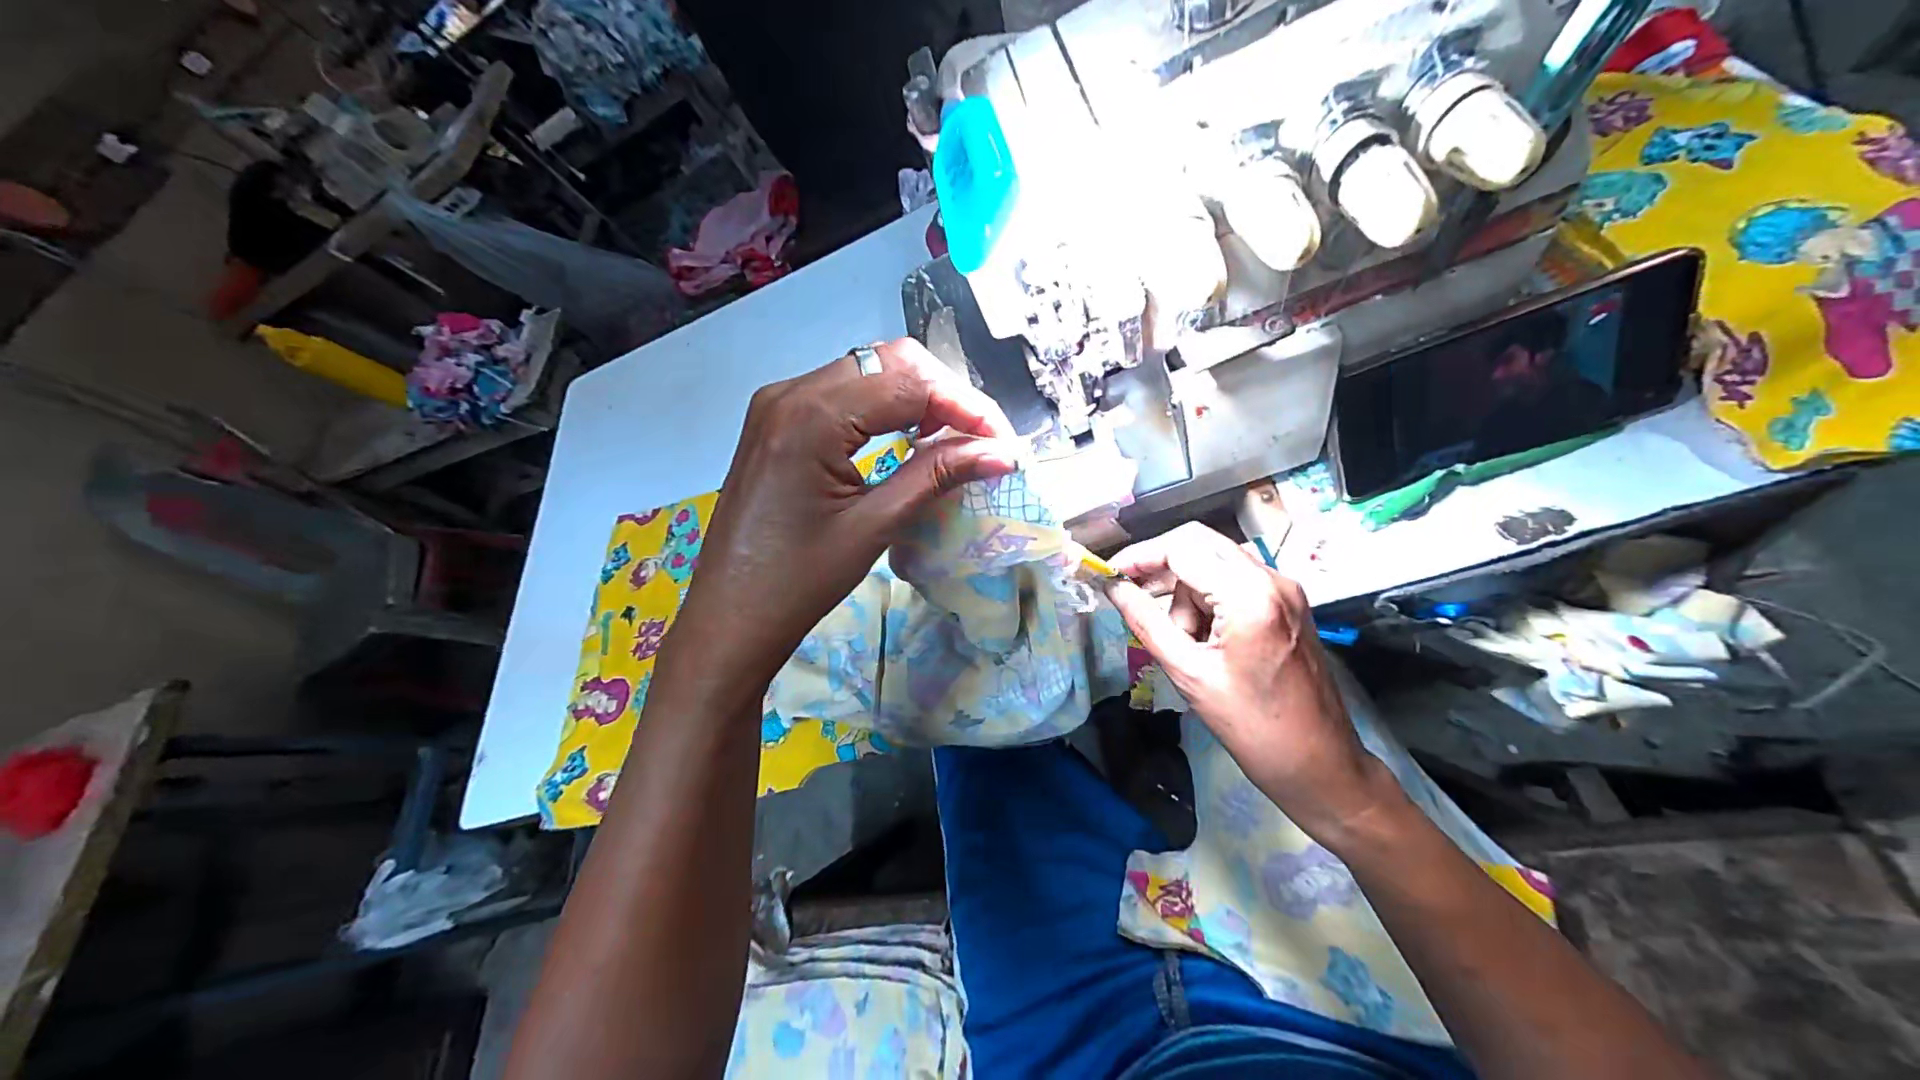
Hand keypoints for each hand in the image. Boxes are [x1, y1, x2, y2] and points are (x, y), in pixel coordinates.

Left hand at [671, 339, 1019, 689]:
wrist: (730, 617)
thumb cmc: (797, 582)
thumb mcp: (873, 526)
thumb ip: (936, 477)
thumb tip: (1002, 453)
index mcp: (810, 415)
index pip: (908, 381)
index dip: (965, 406)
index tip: (1002, 443)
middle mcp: (790, 392)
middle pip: (888, 362)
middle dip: (945, 393)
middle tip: (981, 441)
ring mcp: (779, 402)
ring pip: (868, 371)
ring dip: (918, 397)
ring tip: (954, 441)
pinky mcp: (778, 420)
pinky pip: (844, 393)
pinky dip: (885, 407)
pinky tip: (909, 437)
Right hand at [1105, 523, 1394, 840]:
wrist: (1320, 764)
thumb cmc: (1253, 727)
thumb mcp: (1189, 673)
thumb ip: (1145, 621)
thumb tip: (1113, 588)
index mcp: (1250, 596)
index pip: (1182, 548)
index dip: (1140, 556)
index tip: (1110, 576)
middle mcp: (1273, 580)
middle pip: (1200, 544)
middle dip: (1161, 568)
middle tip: (1132, 597)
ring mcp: (1285, 590)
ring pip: (1215, 563)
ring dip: (1186, 592)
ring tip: (1183, 642)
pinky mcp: (1288, 604)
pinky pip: (1234, 582)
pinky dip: (1208, 600)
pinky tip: (1202, 639)